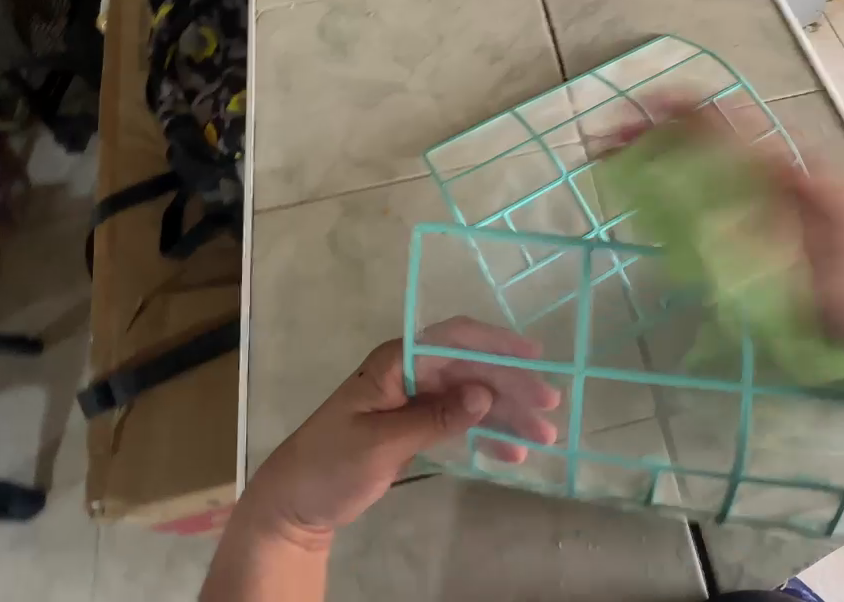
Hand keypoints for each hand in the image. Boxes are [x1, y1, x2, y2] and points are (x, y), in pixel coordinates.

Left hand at [240, 317, 559, 547]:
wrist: (294, 504)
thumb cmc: (329, 463)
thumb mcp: (382, 443)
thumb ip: (435, 417)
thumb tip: (486, 393)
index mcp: (398, 360)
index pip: (454, 340)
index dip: (496, 343)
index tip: (534, 355)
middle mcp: (412, 371)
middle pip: (471, 369)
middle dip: (511, 385)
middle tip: (549, 407)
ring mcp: (416, 398)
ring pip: (472, 396)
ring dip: (506, 413)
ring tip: (542, 435)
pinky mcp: (417, 425)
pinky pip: (461, 422)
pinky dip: (486, 434)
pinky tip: (512, 451)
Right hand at [620, 103, 843, 354]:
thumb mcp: (818, 276)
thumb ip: (765, 241)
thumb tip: (701, 212)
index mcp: (788, 174)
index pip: (719, 126)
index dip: (672, 115)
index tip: (629, 118)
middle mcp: (785, 167)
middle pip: (711, 131)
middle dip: (658, 128)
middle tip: (611, 140)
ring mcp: (789, 185)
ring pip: (719, 150)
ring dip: (672, 144)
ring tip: (631, 152)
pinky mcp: (790, 206)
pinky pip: (731, 174)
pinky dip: (694, 167)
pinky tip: (674, 182)